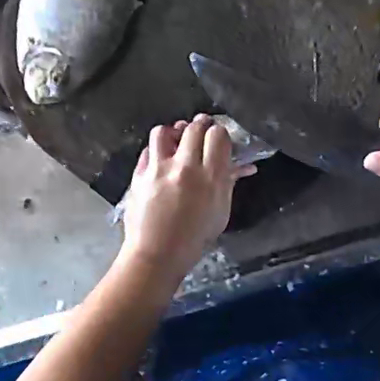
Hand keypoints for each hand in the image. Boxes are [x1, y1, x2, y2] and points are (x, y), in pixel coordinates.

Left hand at [118, 114, 255, 280]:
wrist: (157, 254)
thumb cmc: (194, 239)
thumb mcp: (220, 212)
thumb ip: (228, 183)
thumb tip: (240, 166)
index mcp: (210, 178)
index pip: (218, 135)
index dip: (220, 133)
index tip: (219, 138)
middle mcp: (184, 167)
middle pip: (193, 128)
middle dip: (200, 126)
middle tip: (202, 131)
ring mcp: (158, 169)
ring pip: (164, 131)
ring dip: (173, 132)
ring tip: (178, 141)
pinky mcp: (138, 175)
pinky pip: (148, 150)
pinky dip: (157, 150)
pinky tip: (162, 159)